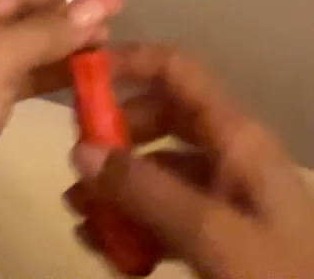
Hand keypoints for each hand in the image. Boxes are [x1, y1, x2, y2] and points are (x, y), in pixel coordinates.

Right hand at [65, 45, 313, 278]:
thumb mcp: (216, 237)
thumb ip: (147, 192)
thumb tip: (81, 150)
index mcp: (236, 136)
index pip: (175, 68)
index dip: (126, 61)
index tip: (76, 78)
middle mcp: (230, 155)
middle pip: (159, 118)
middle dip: (112, 138)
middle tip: (77, 168)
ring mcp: (229, 199)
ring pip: (159, 172)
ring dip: (117, 190)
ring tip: (80, 219)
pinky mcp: (228, 241)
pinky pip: (170, 216)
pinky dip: (137, 226)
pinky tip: (108, 252)